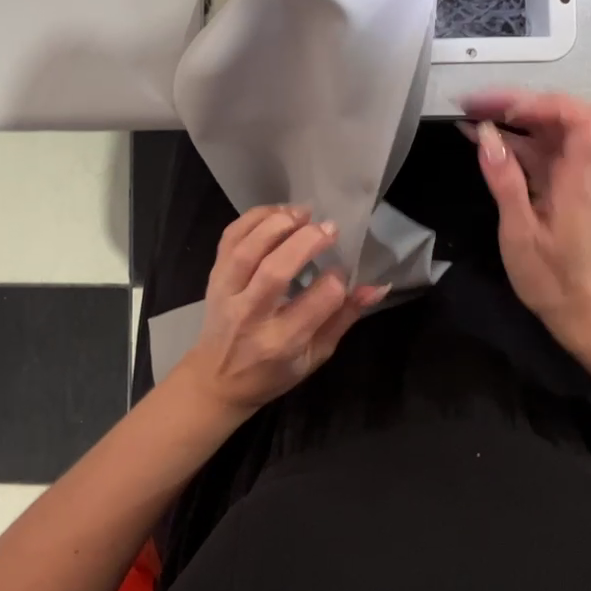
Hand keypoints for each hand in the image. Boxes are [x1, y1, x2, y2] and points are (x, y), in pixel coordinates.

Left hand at [173, 205, 387, 413]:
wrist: (217, 379)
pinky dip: (252, 219)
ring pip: (248, 250)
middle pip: (276, 270)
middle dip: (306, 242)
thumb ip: (344, 318)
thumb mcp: (314, 356)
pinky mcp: (214, 276)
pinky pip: (229, 238)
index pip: (316, 303)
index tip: (343, 269)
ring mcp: (227, 293)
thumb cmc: (272, 371)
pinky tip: (277, 212)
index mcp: (281, 342)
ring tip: (303, 212)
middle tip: (330, 228)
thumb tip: (376, 287)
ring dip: (277, 223)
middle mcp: (251, 315)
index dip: (336, 281)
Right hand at [460, 90, 590, 342]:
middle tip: (474, 103)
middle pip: (561, 117)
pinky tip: (479, 139)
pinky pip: (538, 152)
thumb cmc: (549, 276)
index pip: (584, 118)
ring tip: (468, 114)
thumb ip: (505, 180)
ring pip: (547, 131)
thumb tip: (484, 134)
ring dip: (510, 119)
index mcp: (579, 179)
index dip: (546, 103)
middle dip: (518, 104)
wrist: (575, 309)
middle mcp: (582, 170)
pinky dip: (511, 141)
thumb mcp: (519, 231)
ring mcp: (572, 176)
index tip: (504, 109)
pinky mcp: (561, 185)